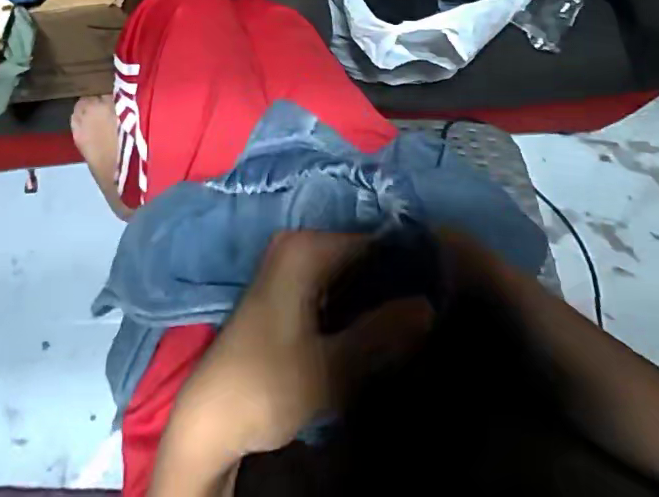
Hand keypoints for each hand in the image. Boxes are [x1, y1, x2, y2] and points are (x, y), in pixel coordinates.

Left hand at [169, 231, 434, 459]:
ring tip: (421, 322)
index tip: (446, 289)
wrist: (212, 415)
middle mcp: (294, 246)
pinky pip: (333, 285)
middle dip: (394, 281)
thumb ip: (381, 333)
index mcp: (303, 249)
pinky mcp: (286, 292)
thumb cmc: (267, 384)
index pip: (371, 242)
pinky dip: (356, 303)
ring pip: (347, 272)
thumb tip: (429, 305)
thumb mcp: (331, 368)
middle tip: (437, 311)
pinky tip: (384, 328)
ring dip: (377, 295)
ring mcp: (287, 268)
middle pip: (359, 255)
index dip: (408, 264)